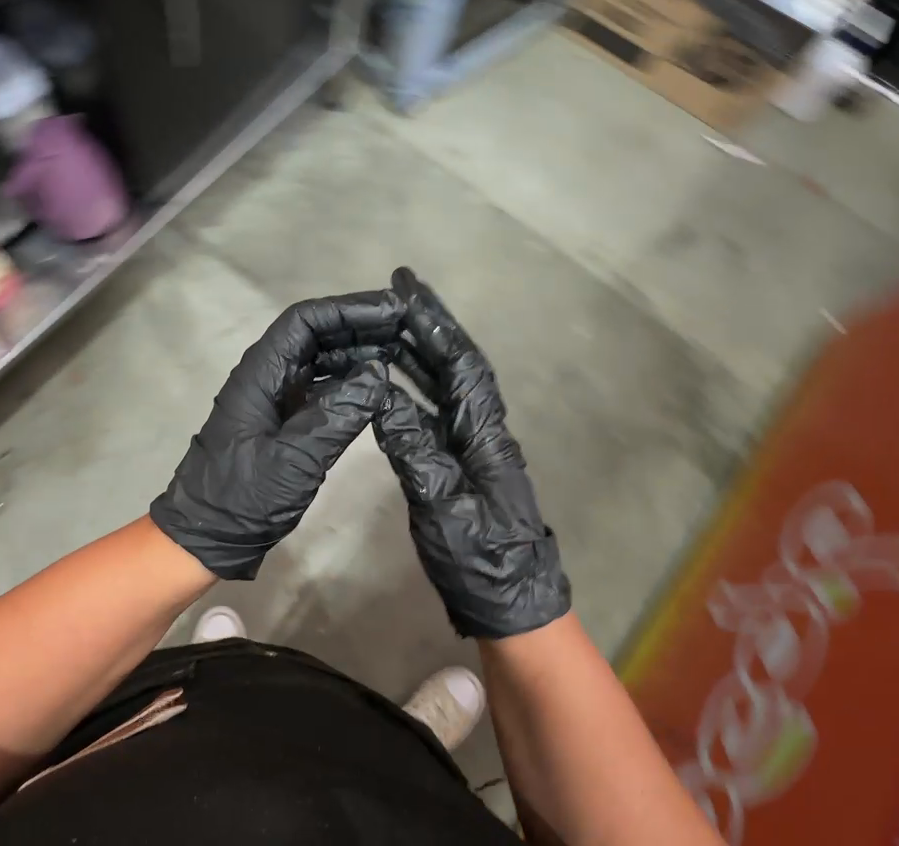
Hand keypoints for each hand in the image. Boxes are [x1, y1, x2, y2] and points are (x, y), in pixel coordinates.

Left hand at [151, 291, 404, 579]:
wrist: (205, 537)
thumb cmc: (242, 497)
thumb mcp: (295, 458)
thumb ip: (338, 415)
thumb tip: (378, 372)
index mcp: (260, 373)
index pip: (305, 321)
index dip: (348, 309)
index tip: (390, 310)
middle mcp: (267, 377)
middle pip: (315, 335)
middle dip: (358, 326)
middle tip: (405, 327)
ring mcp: (274, 399)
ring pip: (319, 361)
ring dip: (356, 352)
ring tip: (400, 351)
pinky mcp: (283, 422)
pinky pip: (319, 389)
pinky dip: (348, 383)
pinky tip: (376, 388)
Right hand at [374, 267, 570, 637]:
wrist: (513, 608)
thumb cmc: (483, 563)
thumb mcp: (445, 510)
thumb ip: (417, 454)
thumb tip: (384, 397)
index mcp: (485, 436)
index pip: (460, 366)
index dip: (435, 325)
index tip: (408, 290)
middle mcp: (484, 432)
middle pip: (457, 366)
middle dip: (430, 326)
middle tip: (399, 290)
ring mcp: (475, 449)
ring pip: (448, 387)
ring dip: (422, 352)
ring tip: (391, 324)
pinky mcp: (463, 467)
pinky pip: (438, 411)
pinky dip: (417, 387)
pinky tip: (396, 382)